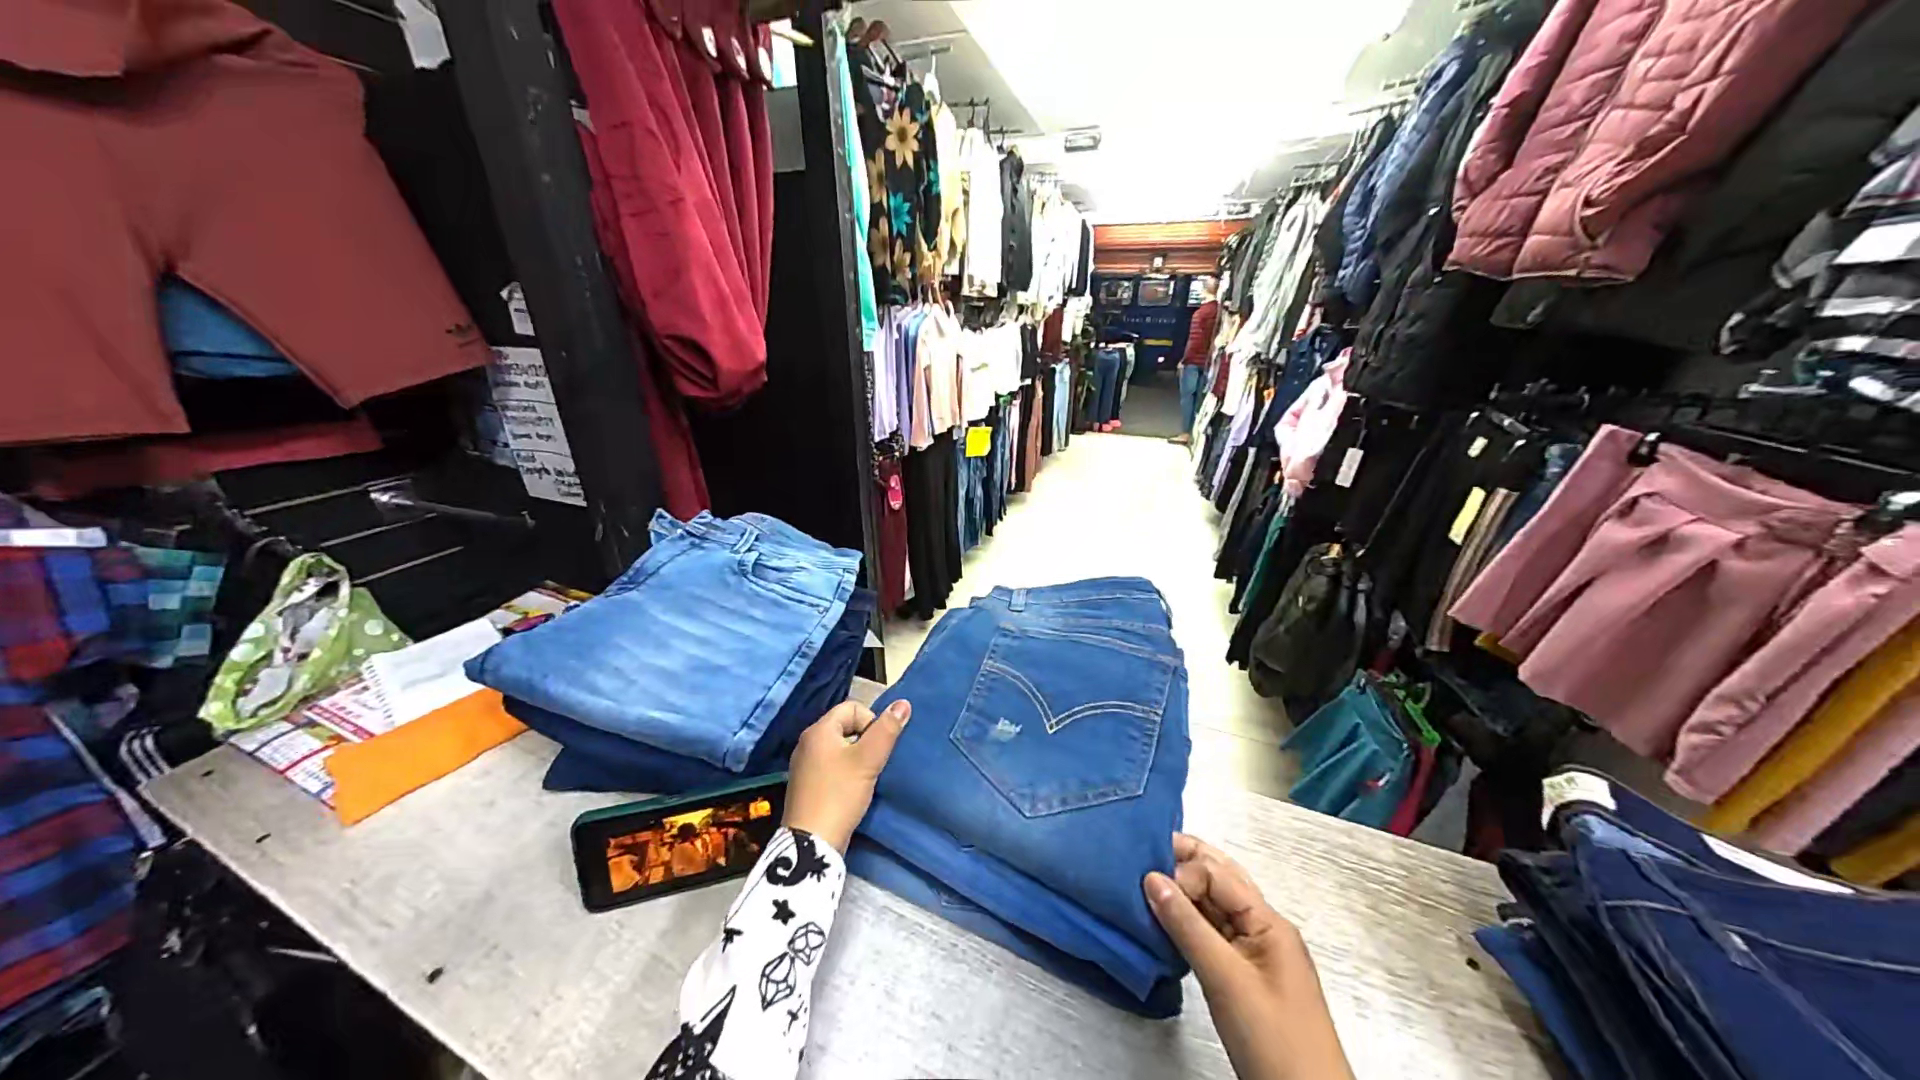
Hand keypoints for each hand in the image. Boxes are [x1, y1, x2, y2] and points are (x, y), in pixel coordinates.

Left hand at [782, 699, 910, 853]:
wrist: (812, 842)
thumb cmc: (840, 794)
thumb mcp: (868, 760)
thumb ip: (887, 730)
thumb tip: (903, 703)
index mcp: (819, 730)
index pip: (852, 707)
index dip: (871, 721)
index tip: (878, 748)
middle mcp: (807, 742)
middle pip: (845, 726)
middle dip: (865, 740)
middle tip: (874, 763)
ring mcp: (804, 764)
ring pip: (839, 747)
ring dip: (856, 757)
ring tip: (866, 776)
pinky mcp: (806, 784)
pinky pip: (831, 765)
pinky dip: (845, 771)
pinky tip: (852, 788)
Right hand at [1144, 833, 1353, 1079]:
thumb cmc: (1273, 1041)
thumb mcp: (1226, 980)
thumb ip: (1188, 926)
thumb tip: (1152, 878)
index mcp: (1268, 922)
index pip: (1218, 874)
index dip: (1184, 874)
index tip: (1149, 887)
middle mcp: (1263, 929)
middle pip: (1222, 879)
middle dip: (1187, 862)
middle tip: (1145, 851)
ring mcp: (1255, 952)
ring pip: (1215, 905)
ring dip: (1185, 890)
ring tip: (1147, 880)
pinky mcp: (1244, 975)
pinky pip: (1212, 932)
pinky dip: (1188, 920)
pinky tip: (1165, 921)